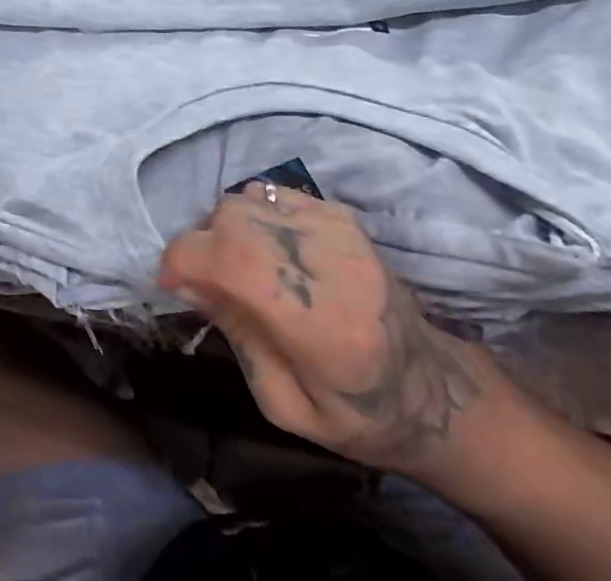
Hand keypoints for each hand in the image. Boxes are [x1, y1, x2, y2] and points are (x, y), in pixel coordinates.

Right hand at [159, 183, 486, 471]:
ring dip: (225, 229)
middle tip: (207, 281)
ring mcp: (342, 231)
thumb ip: (236, 334)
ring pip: (246, 199)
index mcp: (321, 327)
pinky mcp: (345, 216)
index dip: (180, 265)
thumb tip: (189, 279)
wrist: (436, 393)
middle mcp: (333, 264)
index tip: (174, 287)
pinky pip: (271, 194)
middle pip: (230, 218)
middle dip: (200, 245)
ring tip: (238, 265)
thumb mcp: (283, 404)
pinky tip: (266, 249)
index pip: (228, 261)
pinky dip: (253, 215)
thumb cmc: (358, 416)